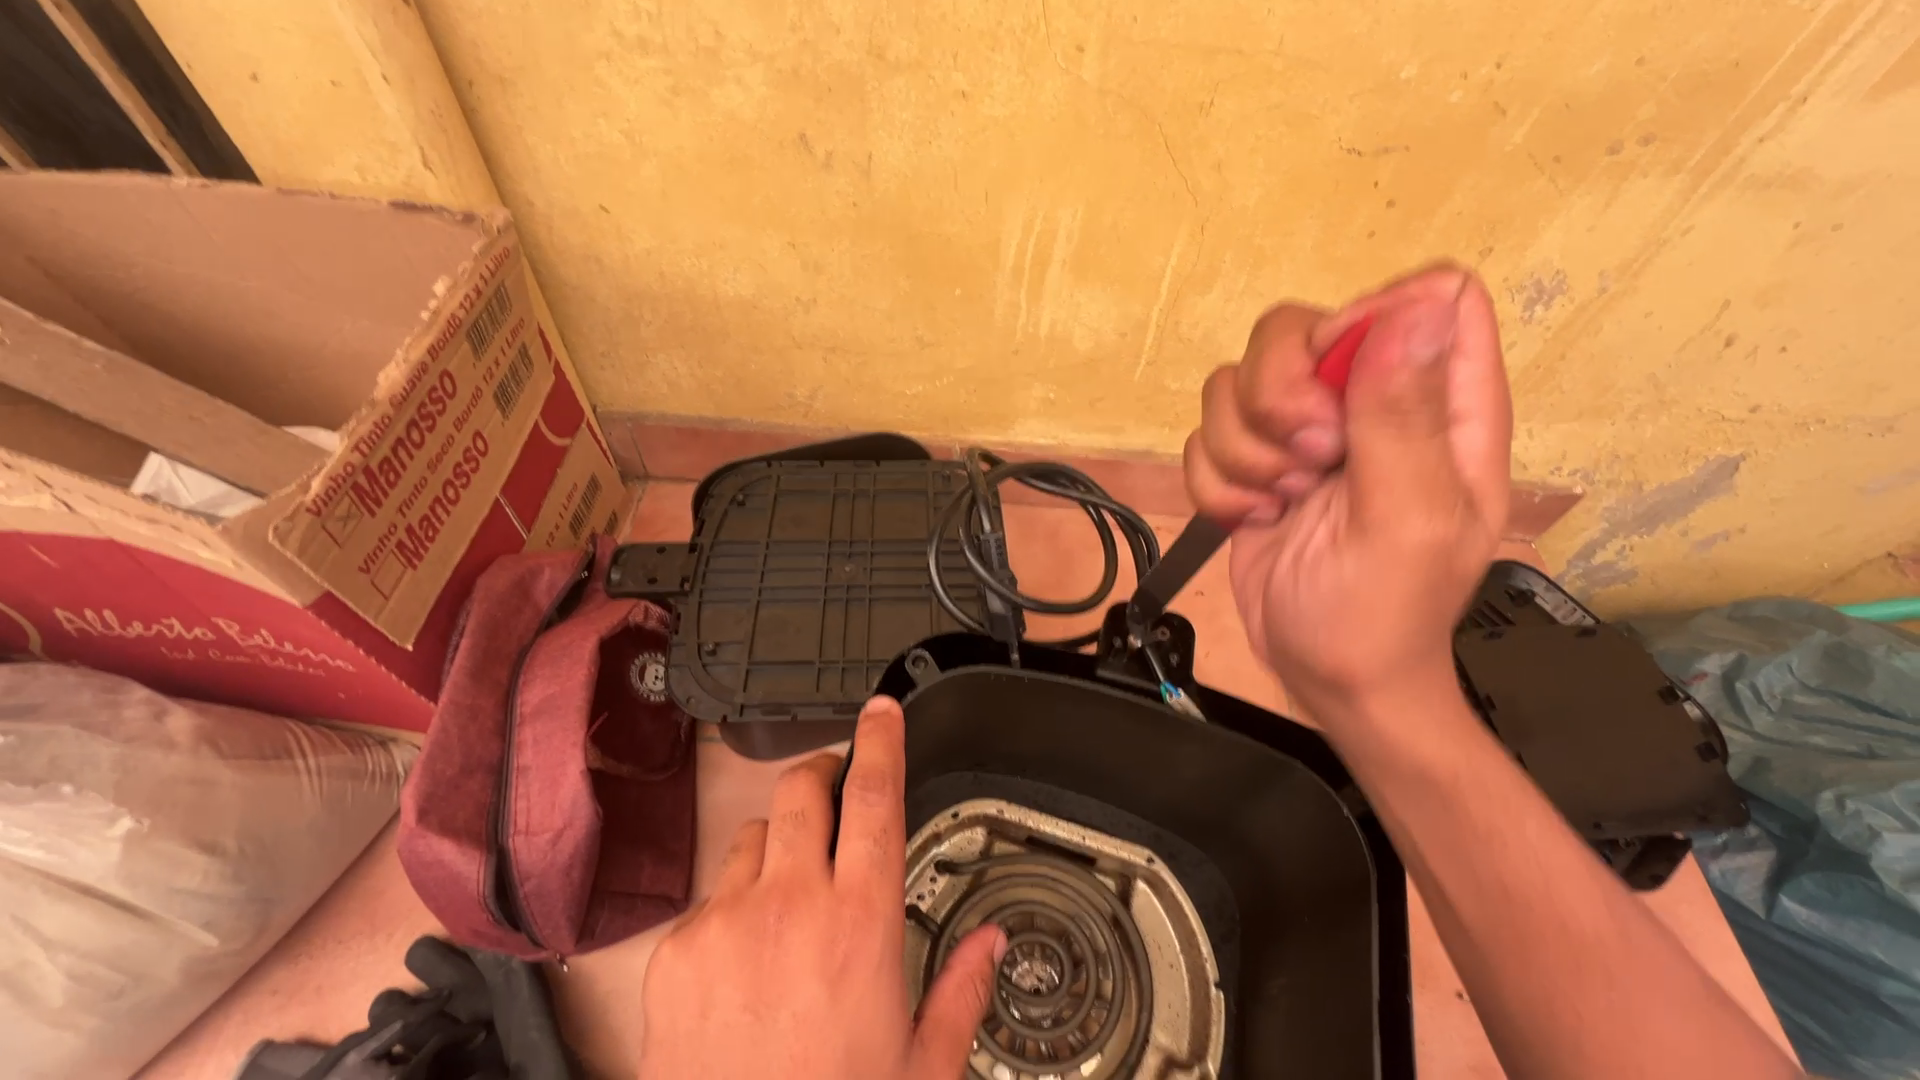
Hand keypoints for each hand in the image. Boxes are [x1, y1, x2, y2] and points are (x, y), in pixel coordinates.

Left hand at [638, 697, 1006, 1078]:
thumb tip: (990, 944)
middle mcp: (790, 906)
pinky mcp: (677, 953)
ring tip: (791, 889)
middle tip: (835, 786)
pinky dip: (733, 905)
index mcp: (860, 923)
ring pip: (751, 836)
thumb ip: (961, 989)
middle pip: (801, 790)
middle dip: (820, 772)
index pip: (874, 796)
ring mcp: (726, 924)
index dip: (881, 741)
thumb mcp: (922, 1066)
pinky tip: (747, 957)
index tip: (882, 711)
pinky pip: (709, 897)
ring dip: (776, 842)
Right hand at [1183, 264, 1512, 732]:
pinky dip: (1216, 481)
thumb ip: (1405, 415)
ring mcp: (1304, 433)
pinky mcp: (1252, 464)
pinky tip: (1252, 518)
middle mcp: (1369, 403)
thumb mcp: (1406, 519)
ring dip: (1243, 448)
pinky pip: (1206, 434)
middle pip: (1303, 328)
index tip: (1334, 386)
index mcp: (1443, 406)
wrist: (1324, 675)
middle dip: (1279, 394)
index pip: (1424, 297)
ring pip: (1238, 381)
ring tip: (1281, 501)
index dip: (1367, 322)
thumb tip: (1418, 301)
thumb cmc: (1382, 612)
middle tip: (1305, 459)